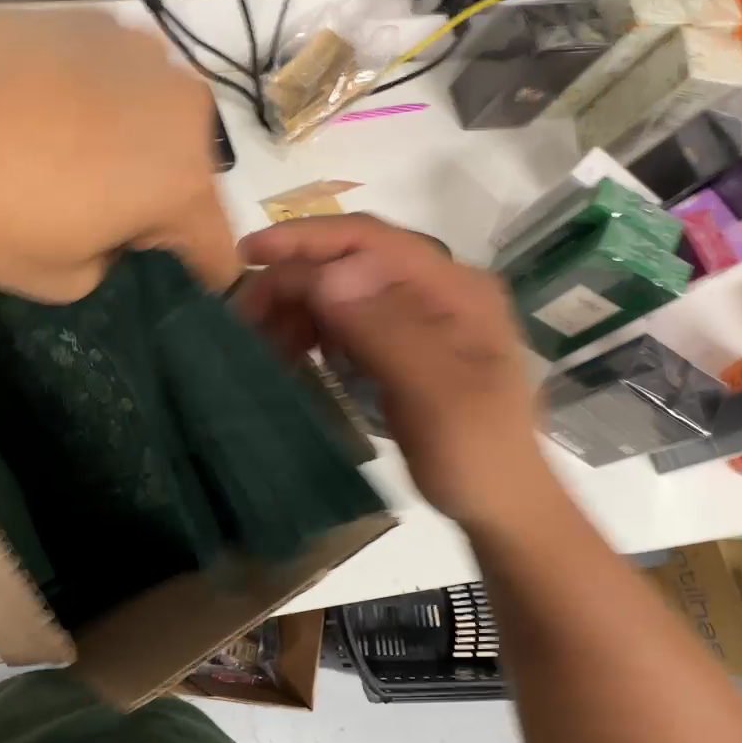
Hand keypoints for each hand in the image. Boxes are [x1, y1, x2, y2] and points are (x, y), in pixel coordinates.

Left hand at [0, 9, 238, 302]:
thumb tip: (120, 233)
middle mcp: (183, 104)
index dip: (197, 279)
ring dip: (130, 148)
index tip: (166, 285)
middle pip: (191, 175)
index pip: (219, 249)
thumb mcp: (63, 281)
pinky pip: (117, 80)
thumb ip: (118, 263)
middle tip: (101, 220)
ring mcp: (138, 49)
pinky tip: (46, 116)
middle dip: (159, 204)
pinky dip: (98, 104)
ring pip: (157, 121)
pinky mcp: (93, 18)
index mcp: (183, 179)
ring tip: (67, 162)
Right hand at [235, 214, 560, 530]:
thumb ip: (386, 331)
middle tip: (241, 318)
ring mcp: (416, 319)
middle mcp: (434, 292)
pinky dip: (307, 333)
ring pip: (339, 293)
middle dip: (290, 282)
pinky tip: (285, 355)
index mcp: (453, 290)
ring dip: (293, 310)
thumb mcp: (436, 396)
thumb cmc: (476, 455)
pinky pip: (341, 325)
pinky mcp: (397, 348)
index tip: (247, 256)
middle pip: (348, 264)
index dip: (306, 239)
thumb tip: (326, 276)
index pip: (371, 241)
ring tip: (256, 340)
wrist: (500, 503)